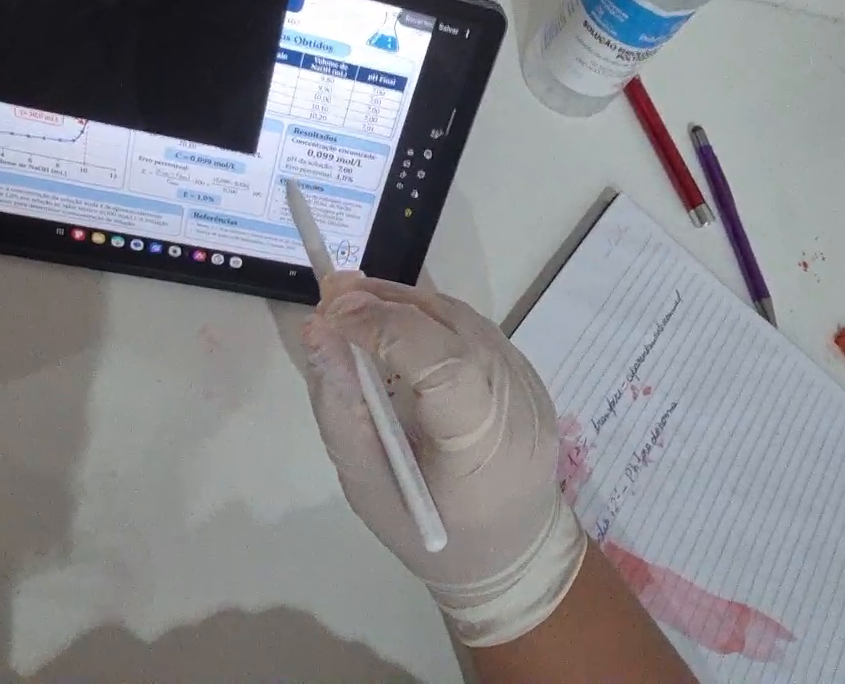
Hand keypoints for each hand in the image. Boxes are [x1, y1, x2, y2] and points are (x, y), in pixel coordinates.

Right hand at [302, 274, 586, 646]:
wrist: (516, 551)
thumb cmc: (434, 534)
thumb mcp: (369, 489)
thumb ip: (341, 410)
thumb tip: (317, 332)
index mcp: (483, 442)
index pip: (442, 363)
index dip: (385, 326)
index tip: (330, 313)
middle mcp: (516, 397)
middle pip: (451, 325)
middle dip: (386, 302)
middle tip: (330, 294)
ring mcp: (528, 377)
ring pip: (461, 317)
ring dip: (404, 301)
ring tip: (353, 303)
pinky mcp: (526, 368)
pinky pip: (471, 327)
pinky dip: (427, 315)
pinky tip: (394, 321)